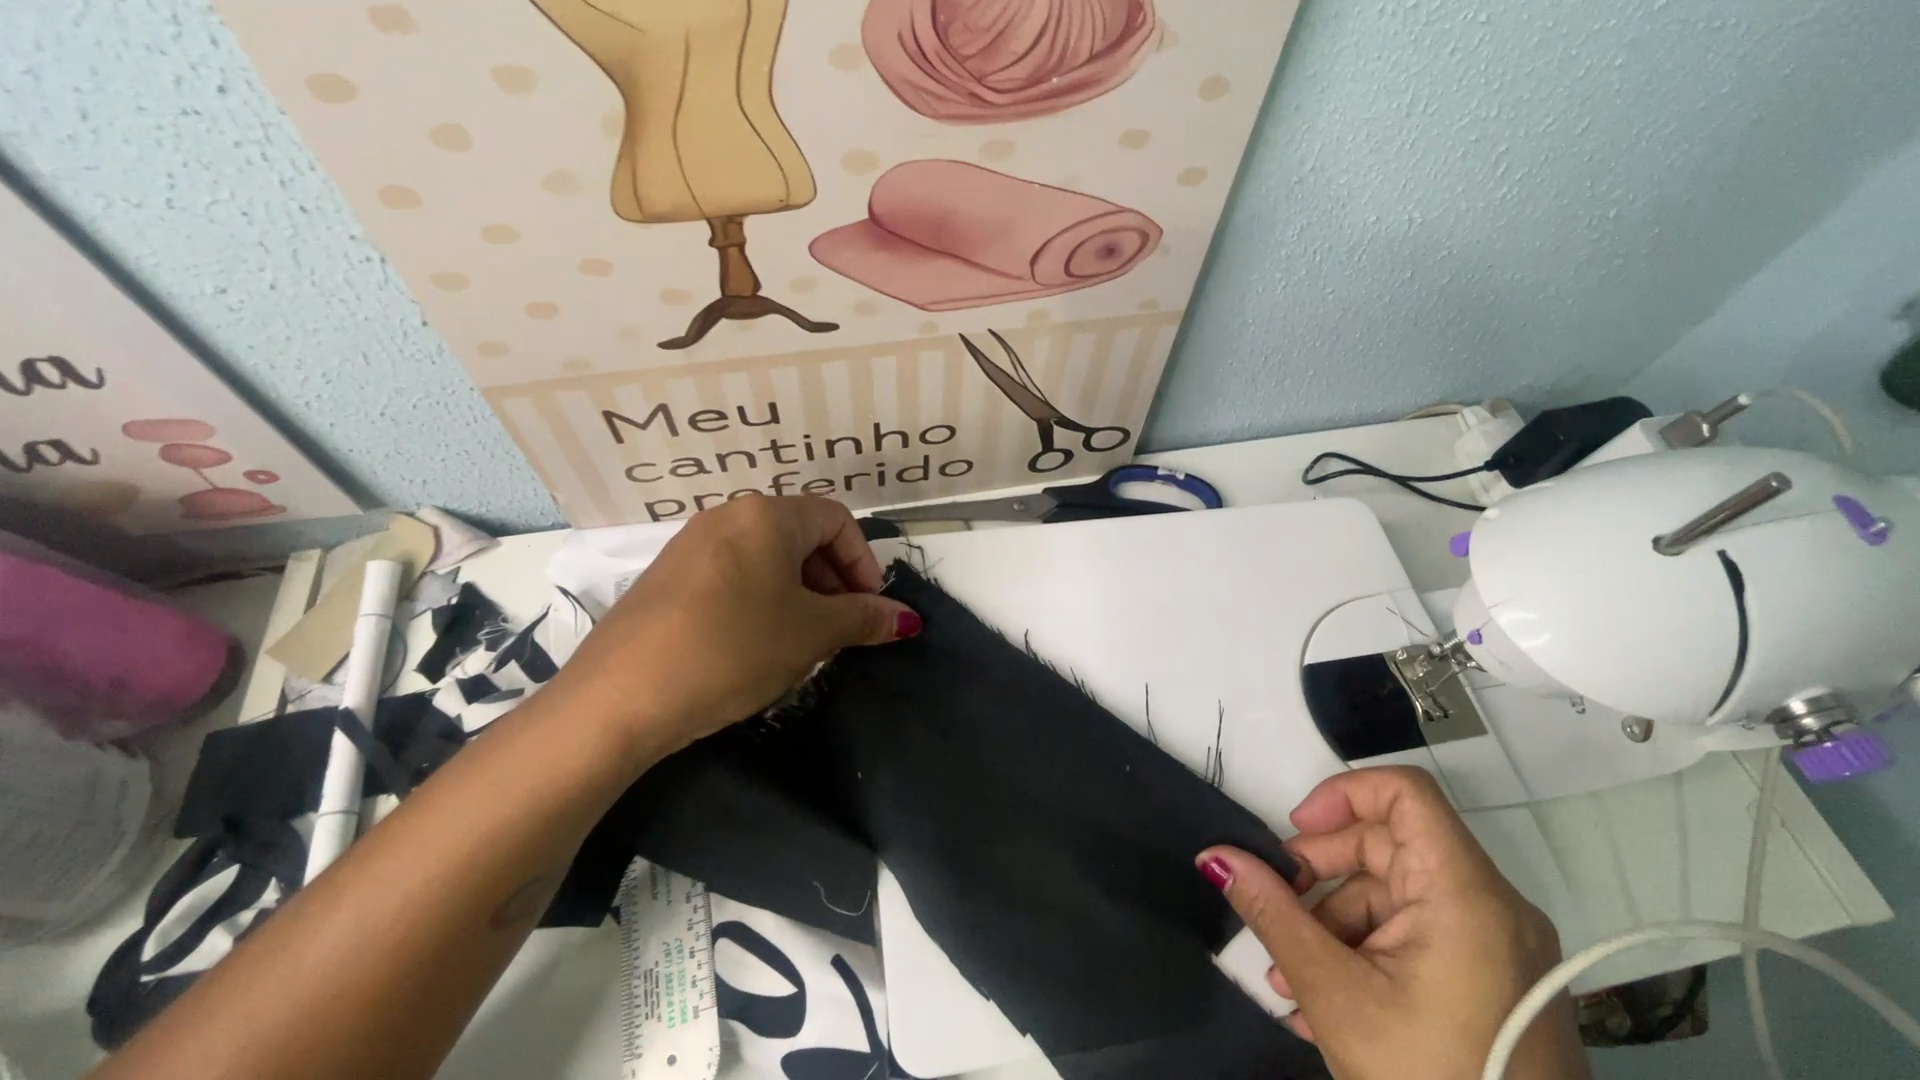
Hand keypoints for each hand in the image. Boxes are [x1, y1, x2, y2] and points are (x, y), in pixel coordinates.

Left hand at [548, 496, 918, 760]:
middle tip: (840, 629)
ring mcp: (689, 546)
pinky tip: (755, 646)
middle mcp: (725, 516)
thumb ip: (864, 618)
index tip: (870, 610)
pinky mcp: (666, 579)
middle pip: (799, 535)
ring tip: (801, 642)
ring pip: (765, 558)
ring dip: (798, 594)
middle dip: (832, 580)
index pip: (836, 519)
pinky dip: (760, 601)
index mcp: (765, 514)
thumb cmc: (733, 649)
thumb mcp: (810, 634)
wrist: (622, 696)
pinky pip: (732, 576)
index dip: (864, 563)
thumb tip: (906, 618)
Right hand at [1198, 767, 1588, 1079]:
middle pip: (1391, 845)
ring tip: (1290, 986)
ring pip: (1397, 898)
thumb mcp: (1334, 993)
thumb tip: (1214, 857)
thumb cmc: (1428, 1079)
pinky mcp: (1496, 982)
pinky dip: (1368, 952)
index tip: (1292, 833)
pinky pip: (1420, 938)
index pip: (1404, 792)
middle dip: (1320, 873)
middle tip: (1274, 910)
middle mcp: (1491, 905)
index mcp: (1464, 893)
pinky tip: (1325, 1003)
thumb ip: (1271, 914)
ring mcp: (1498, 946)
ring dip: (1334, 925)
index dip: (1341, 795)